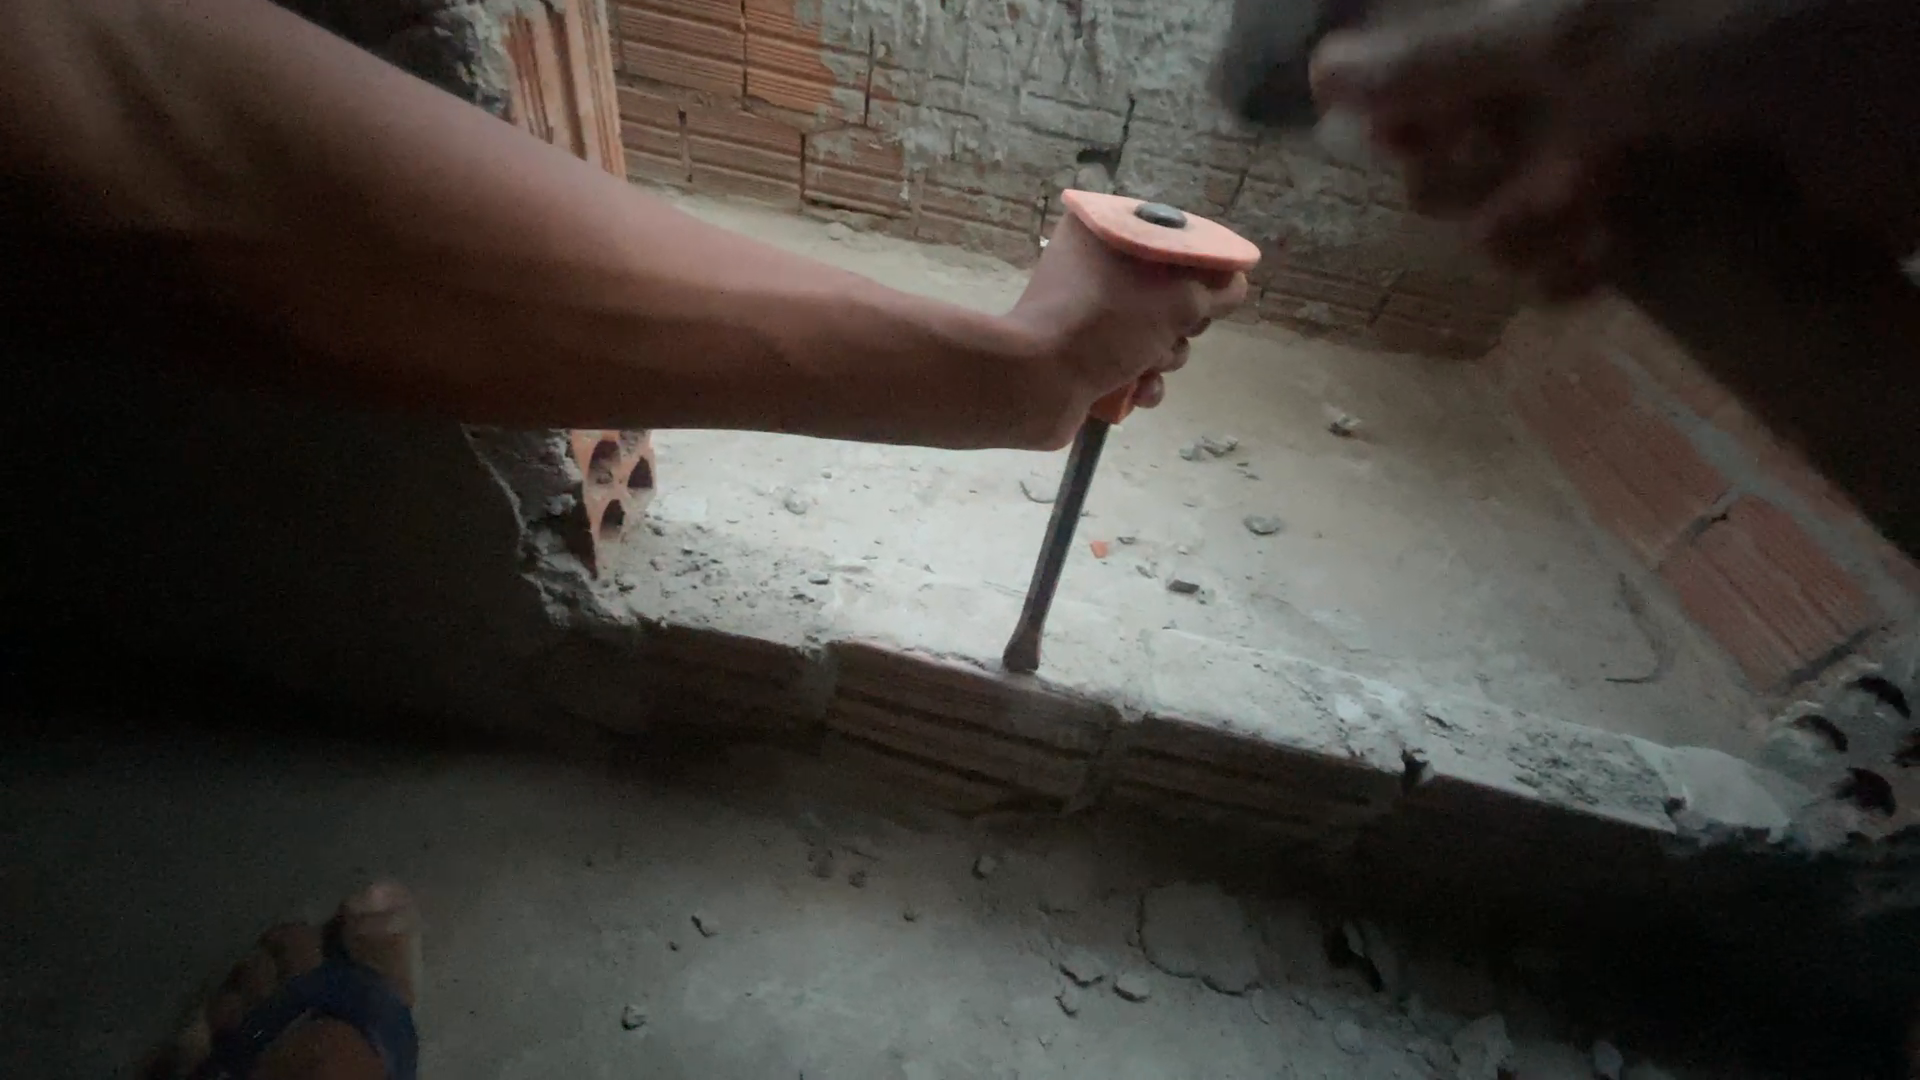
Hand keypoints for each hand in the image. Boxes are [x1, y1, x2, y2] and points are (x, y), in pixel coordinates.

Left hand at [1004, 211, 1246, 448]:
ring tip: (1143, 365)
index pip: (1176, 246)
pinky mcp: (1088, 362)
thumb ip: (1217, 290)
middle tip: (1169, 329)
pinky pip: (1135, 370)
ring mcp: (1092, 321)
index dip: (1200, 273)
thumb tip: (1236, 283)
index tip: (1204, 295)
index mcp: (1109, 236)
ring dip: (1163, 358)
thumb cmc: (1103, 327)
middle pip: (1174, 296)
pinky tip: (1137, 392)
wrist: (1035, 384)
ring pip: (1159, 338)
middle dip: (1182, 324)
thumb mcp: (1177, 299)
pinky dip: (1142, 383)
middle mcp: (1098, 273)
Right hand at [1309, 0, 1919, 297]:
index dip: (1404, 96)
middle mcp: (1585, 60)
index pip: (1437, 51)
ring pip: (1507, 194)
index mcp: (1554, 14)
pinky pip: (1570, 242)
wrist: (1918, 90)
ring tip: (1554, 227)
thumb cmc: (1749, 24)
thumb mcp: (1579, 34)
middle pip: (1461, 132)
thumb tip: (1322, 73)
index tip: (1388, 137)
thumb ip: (1443, 55)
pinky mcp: (1661, 195)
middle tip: (1467, 179)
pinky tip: (1581, 268)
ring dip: (1511, 228)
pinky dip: (1564, 268)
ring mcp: (1627, 127)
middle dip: (1457, 172)